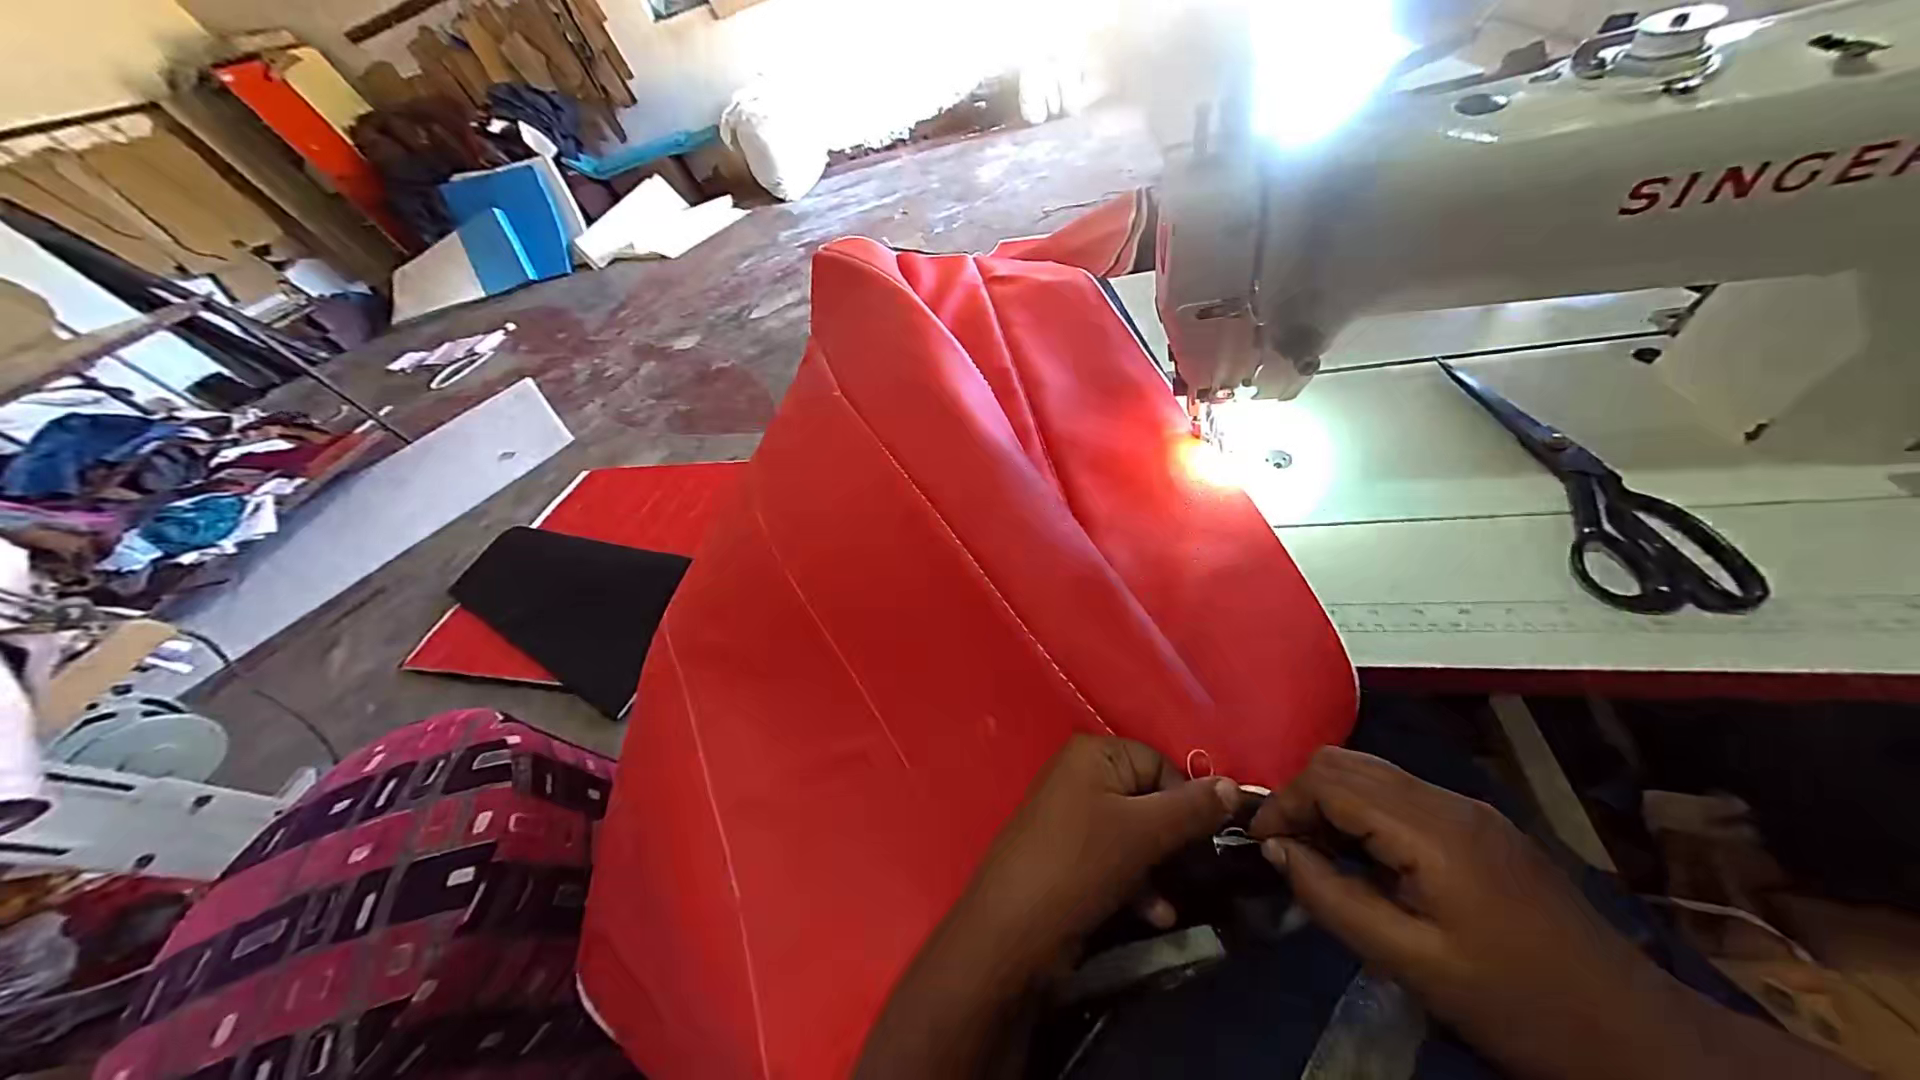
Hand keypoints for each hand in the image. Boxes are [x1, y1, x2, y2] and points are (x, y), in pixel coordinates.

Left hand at [855, 736, 1238, 1079]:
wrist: (1013, 930)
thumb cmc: (1081, 864)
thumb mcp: (1143, 833)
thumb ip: (1191, 809)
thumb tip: (1234, 785)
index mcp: (1094, 754)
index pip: (1160, 764)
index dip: (1185, 802)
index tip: (1205, 840)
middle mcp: (1080, 775)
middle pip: (1149, 799)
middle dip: (1174, 840)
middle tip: (1193, 871)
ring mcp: (1072, 815)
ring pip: (1136, 834)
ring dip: (1160, 868)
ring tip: (1170, 900)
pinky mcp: (1070, 853)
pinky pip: (1116, 856)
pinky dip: (1137, 882)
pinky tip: (1153, 915)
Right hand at [1253, 746, 1864, 1079]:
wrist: (1640, 1036)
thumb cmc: (1518, 1004)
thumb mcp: (1410, 963)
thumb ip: (1331, 897)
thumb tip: (1276, 849)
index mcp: (1431, 830)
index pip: (1328, 779)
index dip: (1283, 804)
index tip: (1261, 844)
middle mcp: (1447, 801)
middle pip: (1344, 761)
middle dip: (1301, 795)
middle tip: (1288, 847)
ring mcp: (1468, 808)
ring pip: (1370, 770)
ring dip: (1330, 799)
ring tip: (1319, 851)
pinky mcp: (1480, 824)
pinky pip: (1399, 792)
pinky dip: (1362, 808)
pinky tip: (1364, 855)